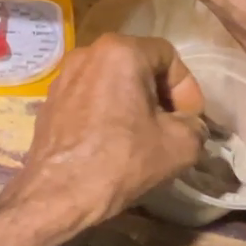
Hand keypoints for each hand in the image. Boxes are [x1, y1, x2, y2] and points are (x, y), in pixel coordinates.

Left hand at [7, 34, 205, 231]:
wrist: (57, 193)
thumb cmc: (121, 161)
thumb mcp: (179, 146)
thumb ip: (195, 127)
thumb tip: (190, 126)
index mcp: (119, 52)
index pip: (168, 55)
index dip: (186, 88)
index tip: (189, 120)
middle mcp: (86, 54)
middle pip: (138, 65)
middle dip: (160, 95)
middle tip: (170, 128)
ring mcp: (63, 77)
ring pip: (112, 81)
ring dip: (133, 104)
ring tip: (143, 137)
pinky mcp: (50, 101)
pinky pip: (90, 97)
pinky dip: (107, 112)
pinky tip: (112, 142)